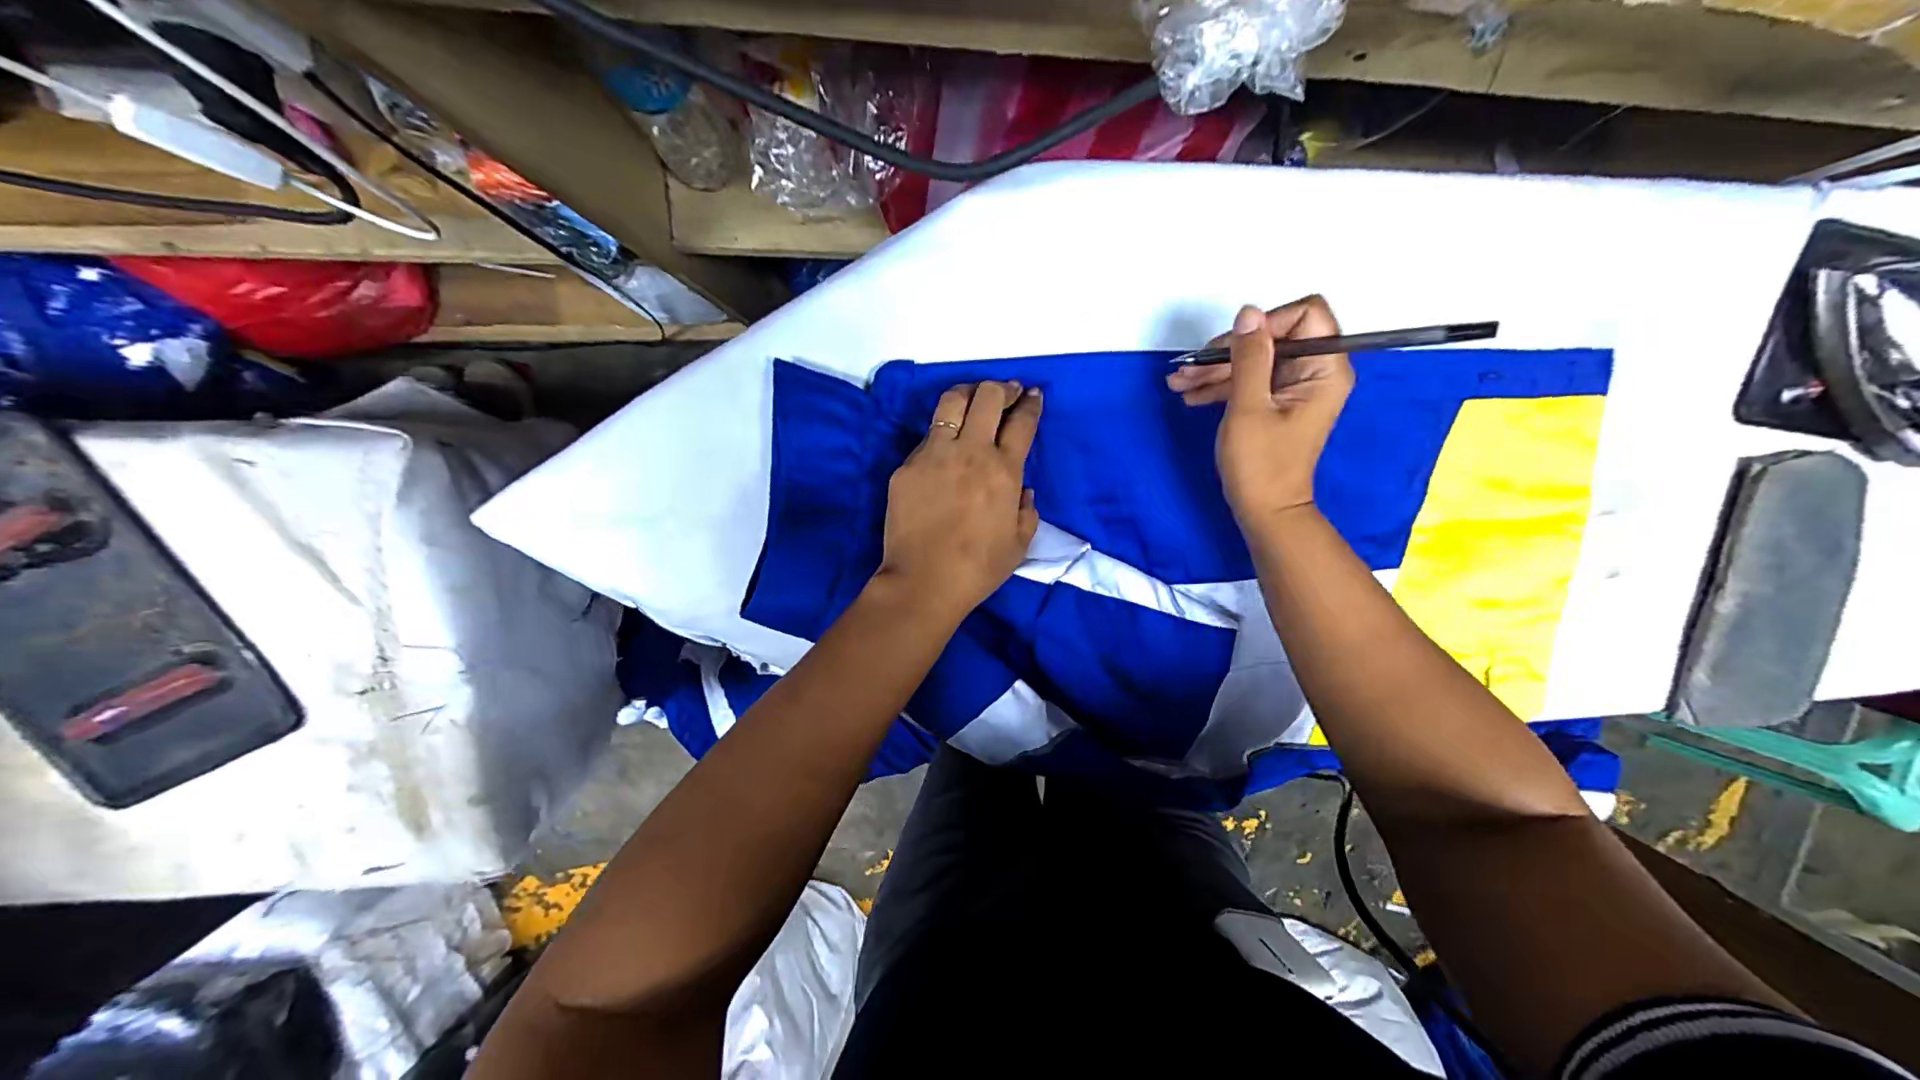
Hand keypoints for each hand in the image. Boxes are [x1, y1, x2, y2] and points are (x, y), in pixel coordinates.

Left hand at [875, 380, 1042, 617]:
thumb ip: (1027, 510)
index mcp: (1004, 470)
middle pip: (988, 397)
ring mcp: (934, 455)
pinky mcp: (906, 467)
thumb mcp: (1019, 543)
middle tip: (1007, 391)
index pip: (1021, 422)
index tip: (1033, 395)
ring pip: (951, 403)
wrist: (924, 581)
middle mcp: (970, 452)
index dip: (1030, 403)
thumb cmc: (978, 568)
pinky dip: (942, 435)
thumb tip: (1024, 491)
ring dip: (968, 394)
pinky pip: (927, 439)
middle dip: (1002, 387)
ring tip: (973, 399)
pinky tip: (944, 449)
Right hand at [1166, 296, 1353, 531]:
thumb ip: (1248, 357)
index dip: (1266, 324)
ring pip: (1255, 359)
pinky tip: (1191, 393)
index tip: (1232, 347)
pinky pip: (1249, 379)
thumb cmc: (1261, 465)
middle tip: (1191, 368)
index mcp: (1324, 369)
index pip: (1306, 315)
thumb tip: (1248, 314)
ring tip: (1179, 382)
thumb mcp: (1248, 407)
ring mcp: (1295, 387)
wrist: (1265, 511)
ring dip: (1216, 369)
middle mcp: (1316, 371)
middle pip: (1273, 337)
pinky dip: (1221, 384)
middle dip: (1229, 350)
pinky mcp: (1276, 401)